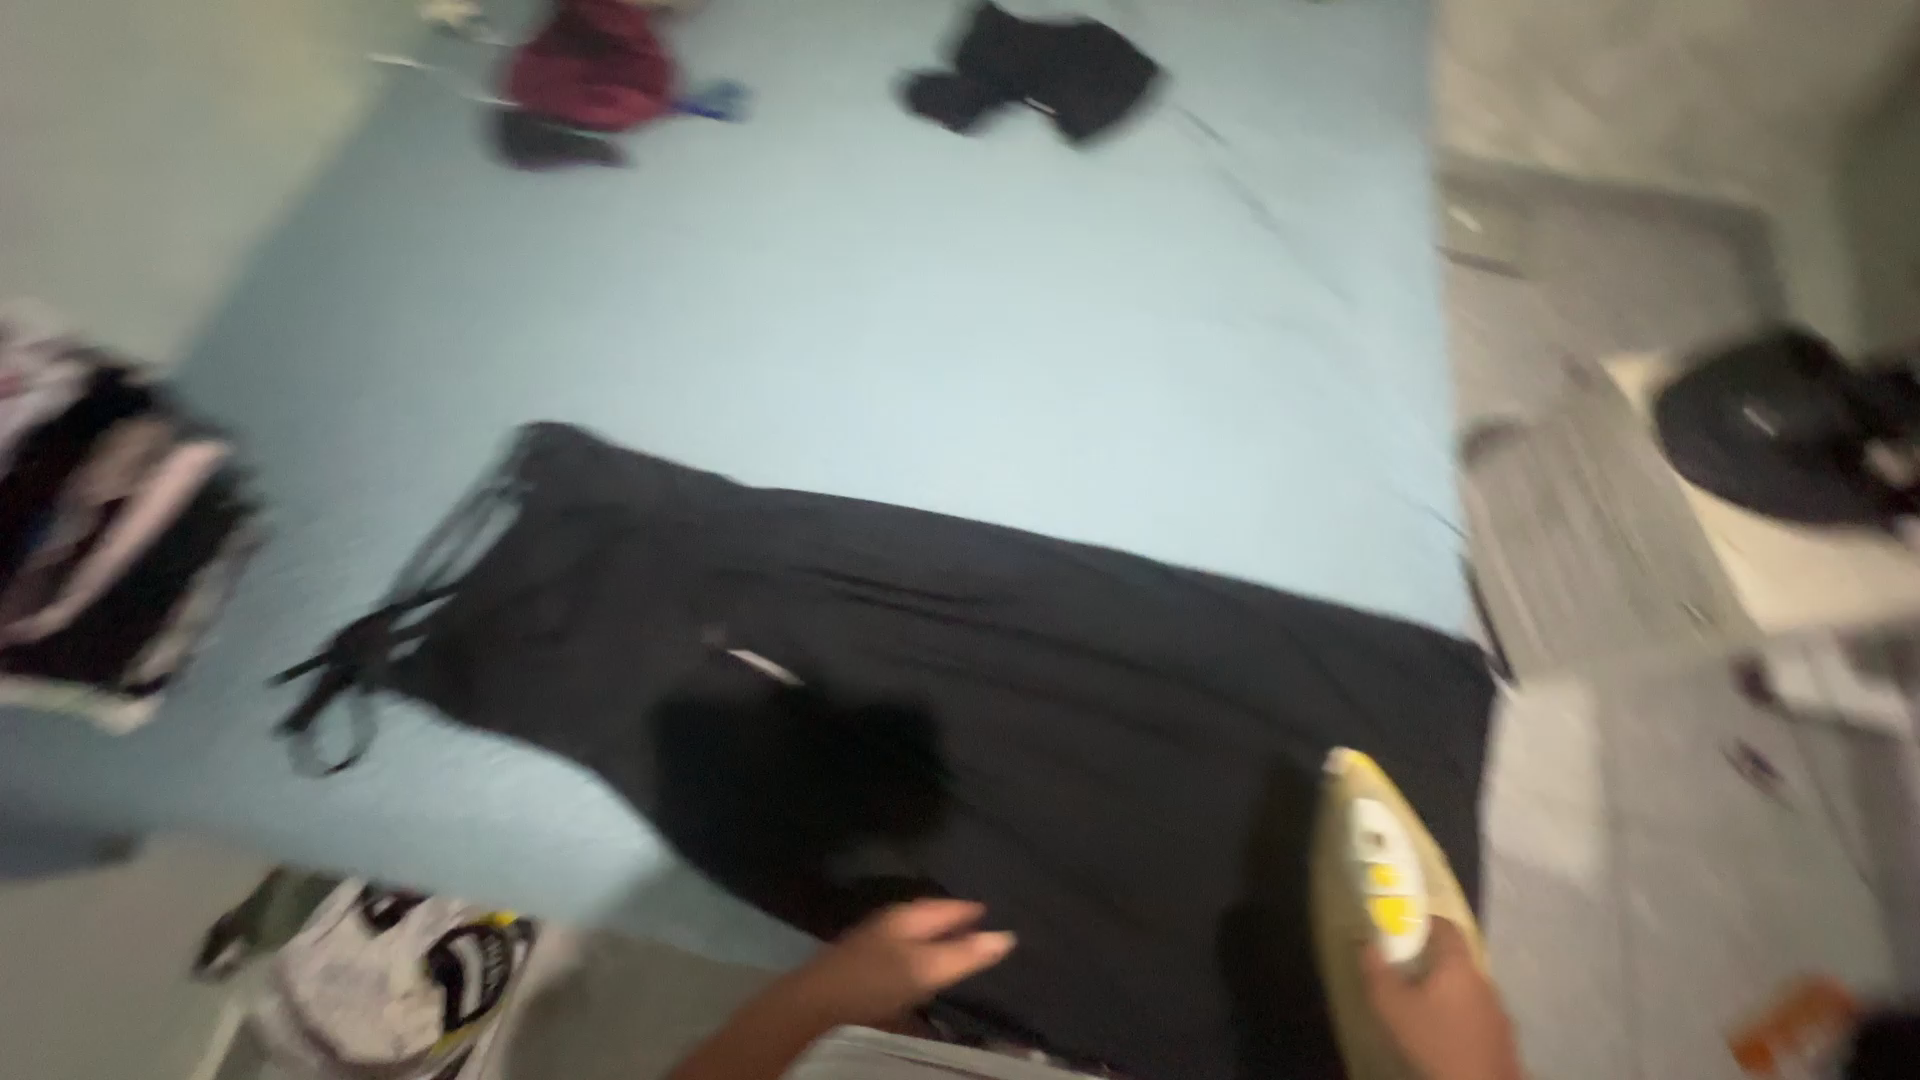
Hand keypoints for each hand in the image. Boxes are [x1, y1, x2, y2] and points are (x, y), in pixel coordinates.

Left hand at [784, 899, 1016, 1026]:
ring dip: (941, 955)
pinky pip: (906, 972)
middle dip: (958, 929)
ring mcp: (876, 953)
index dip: (972, 910)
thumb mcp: (923, 968)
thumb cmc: (871, 981)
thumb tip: (1005, 935)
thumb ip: (962, 953)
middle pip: (932, 924)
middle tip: (990, 939)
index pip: (947, 905)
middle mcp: (891, 927)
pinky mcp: (867, 980)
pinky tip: (932, 996)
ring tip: (969, 968)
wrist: (811, 1013)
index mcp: (905, 917)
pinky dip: (923, 978)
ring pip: (918, 948)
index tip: (1001, 913)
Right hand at [1360, 918, 1521, 1079]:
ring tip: (1422, 1008)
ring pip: (1467, 988)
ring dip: (1446, 991)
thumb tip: (1367, 942)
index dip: (1423, 921)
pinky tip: (1444, 1034)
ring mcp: (1499, 1012)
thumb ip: (1375, 969)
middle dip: (1429, 961)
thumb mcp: (1389, 1005)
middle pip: (1455, 959)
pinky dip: (1460, 1016)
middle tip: (1403, 973)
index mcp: (1458, 966)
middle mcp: (1485, 982)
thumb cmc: (1434, 1041)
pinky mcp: (1505, 1040)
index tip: (1402, 929)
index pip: (1446, 926)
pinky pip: (1478, 1014)